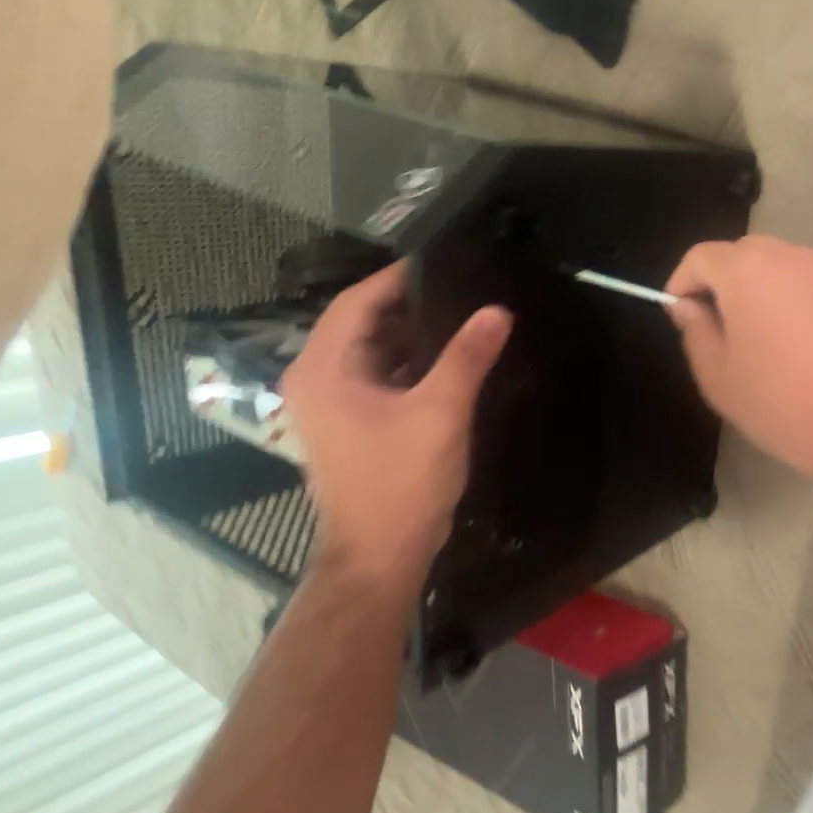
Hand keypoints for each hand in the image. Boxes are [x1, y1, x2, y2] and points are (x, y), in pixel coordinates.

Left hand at [280, 261, 511, 583]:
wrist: (381, 550)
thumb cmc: (402, 479)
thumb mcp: (441, 412)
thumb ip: (466, 357)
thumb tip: (497, 312)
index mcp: (324, 370)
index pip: (354, 304)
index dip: (395, 279)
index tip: (441, 262)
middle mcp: (316, 381)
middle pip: (359, 324)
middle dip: (409, 305)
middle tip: (462, 288)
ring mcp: (329, 405)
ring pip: (370, 352)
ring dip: (411, 335)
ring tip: (463, 318)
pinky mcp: (349, 424)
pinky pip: (376, 376)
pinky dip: (408, 363)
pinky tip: (449, 361)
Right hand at [665, 236, 812, 490]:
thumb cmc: (783, 406)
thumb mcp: (719, 378)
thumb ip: (696, 331)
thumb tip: (688, 305)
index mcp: (749, 272)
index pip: (703, 255)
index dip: (684, 280)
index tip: (680, 310)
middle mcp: (796, 259)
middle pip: (750, 254)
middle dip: (729, 280)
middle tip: (724, 323)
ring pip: (793, 269)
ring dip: (773, 291)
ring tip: (772, 336)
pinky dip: (812, 306)